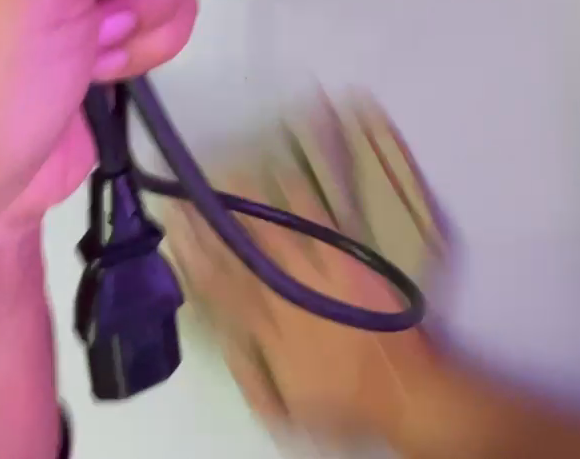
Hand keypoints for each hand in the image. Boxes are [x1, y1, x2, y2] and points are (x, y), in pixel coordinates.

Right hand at [165, 155, 439, 446]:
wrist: (403, 388)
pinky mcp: (351, 259)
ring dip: (252, 202)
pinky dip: (303, 198)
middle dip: (216, 221)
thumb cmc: (343, 403)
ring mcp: (322, 273)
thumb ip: (248, 371)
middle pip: (244, 253)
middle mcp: (290, 296)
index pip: (221, 288)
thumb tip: (224, 337)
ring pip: (278, 232)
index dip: (195, 256)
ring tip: (230, 173)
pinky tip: (288, 174)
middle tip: (193, 191)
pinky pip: (322, 223)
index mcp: (268, 333)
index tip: (176, 227)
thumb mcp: (282, 406)